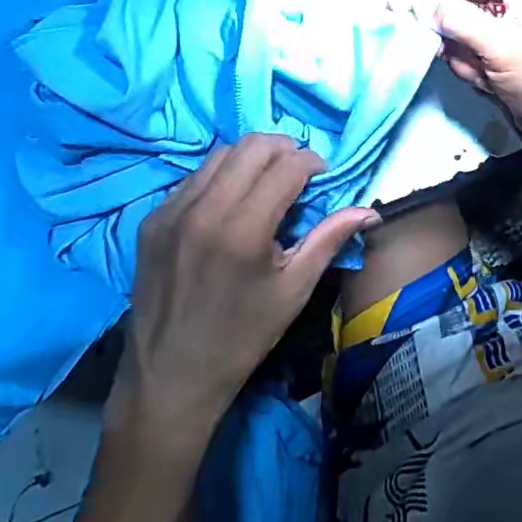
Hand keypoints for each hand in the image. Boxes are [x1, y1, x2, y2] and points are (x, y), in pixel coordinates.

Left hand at [121, 133, 379, 437]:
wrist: (171, 375)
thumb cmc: (243, 337)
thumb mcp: (294, 290)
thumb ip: (329, 240)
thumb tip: (369, 211)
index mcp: (243, 229)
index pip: (286, 166)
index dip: (311, 161)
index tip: (321, 174)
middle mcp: (204, 208)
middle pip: (251, 145)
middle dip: (283, 148)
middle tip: (297, 170)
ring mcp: (171, 210)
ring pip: (220, 154)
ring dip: (250, 158)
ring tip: (265, 182)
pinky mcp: (152, 218)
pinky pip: (193, 178)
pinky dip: (220, 177)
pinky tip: (230, 203)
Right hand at [430, 0, 521, 153]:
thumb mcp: (500, 46)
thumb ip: (457, 20)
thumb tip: (421, 4)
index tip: (412, 8)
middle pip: (461, 1)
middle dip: (458, 34)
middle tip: (469, 57)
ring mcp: (509, 23)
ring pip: (461, 29)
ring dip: (466, 55)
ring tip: (486, 74)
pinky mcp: (503, 47)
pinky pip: (470, 48)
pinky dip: (473, 67)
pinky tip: (490, 81)